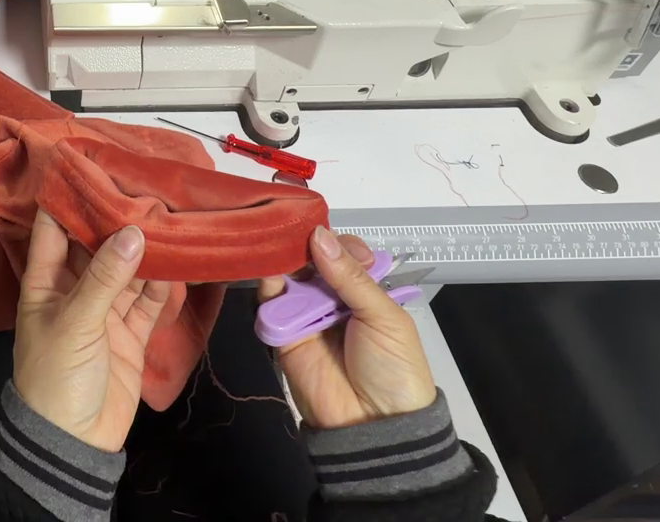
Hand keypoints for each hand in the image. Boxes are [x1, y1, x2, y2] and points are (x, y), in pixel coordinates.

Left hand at [13, 210, 174, 450]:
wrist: (72, 443)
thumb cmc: (56, 376)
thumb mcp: (75, 323)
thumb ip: (105, 278)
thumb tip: (133, 232)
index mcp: (46, 279)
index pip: (54, 227)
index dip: (69, 198)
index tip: (92, 167)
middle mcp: (75, 288)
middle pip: (96, 244)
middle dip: (118, 220)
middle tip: (145, 190)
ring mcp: (104, 310)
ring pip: (126, 269)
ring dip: (145, 250)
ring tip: (169, 220)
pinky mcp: (129, 333)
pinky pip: (147, 300)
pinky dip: (162, 285)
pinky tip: (179, 264)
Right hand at [259, 226, 437, 429]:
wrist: (375, 428)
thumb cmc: (393, 368)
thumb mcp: (384, 317)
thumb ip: (351, 276)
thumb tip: (318, 234)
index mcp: (360, 288)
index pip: (340, 251)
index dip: (333, 240)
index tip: (327, 235)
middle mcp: (329, 293)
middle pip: (308, 256)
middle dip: (302, 242)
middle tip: (292, 230)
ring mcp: (303, 310)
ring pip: (286, 272)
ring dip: (281, 256)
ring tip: (276, 242)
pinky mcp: (280, 329)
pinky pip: (269, 300)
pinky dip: (266, 282)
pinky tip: (267, 268)